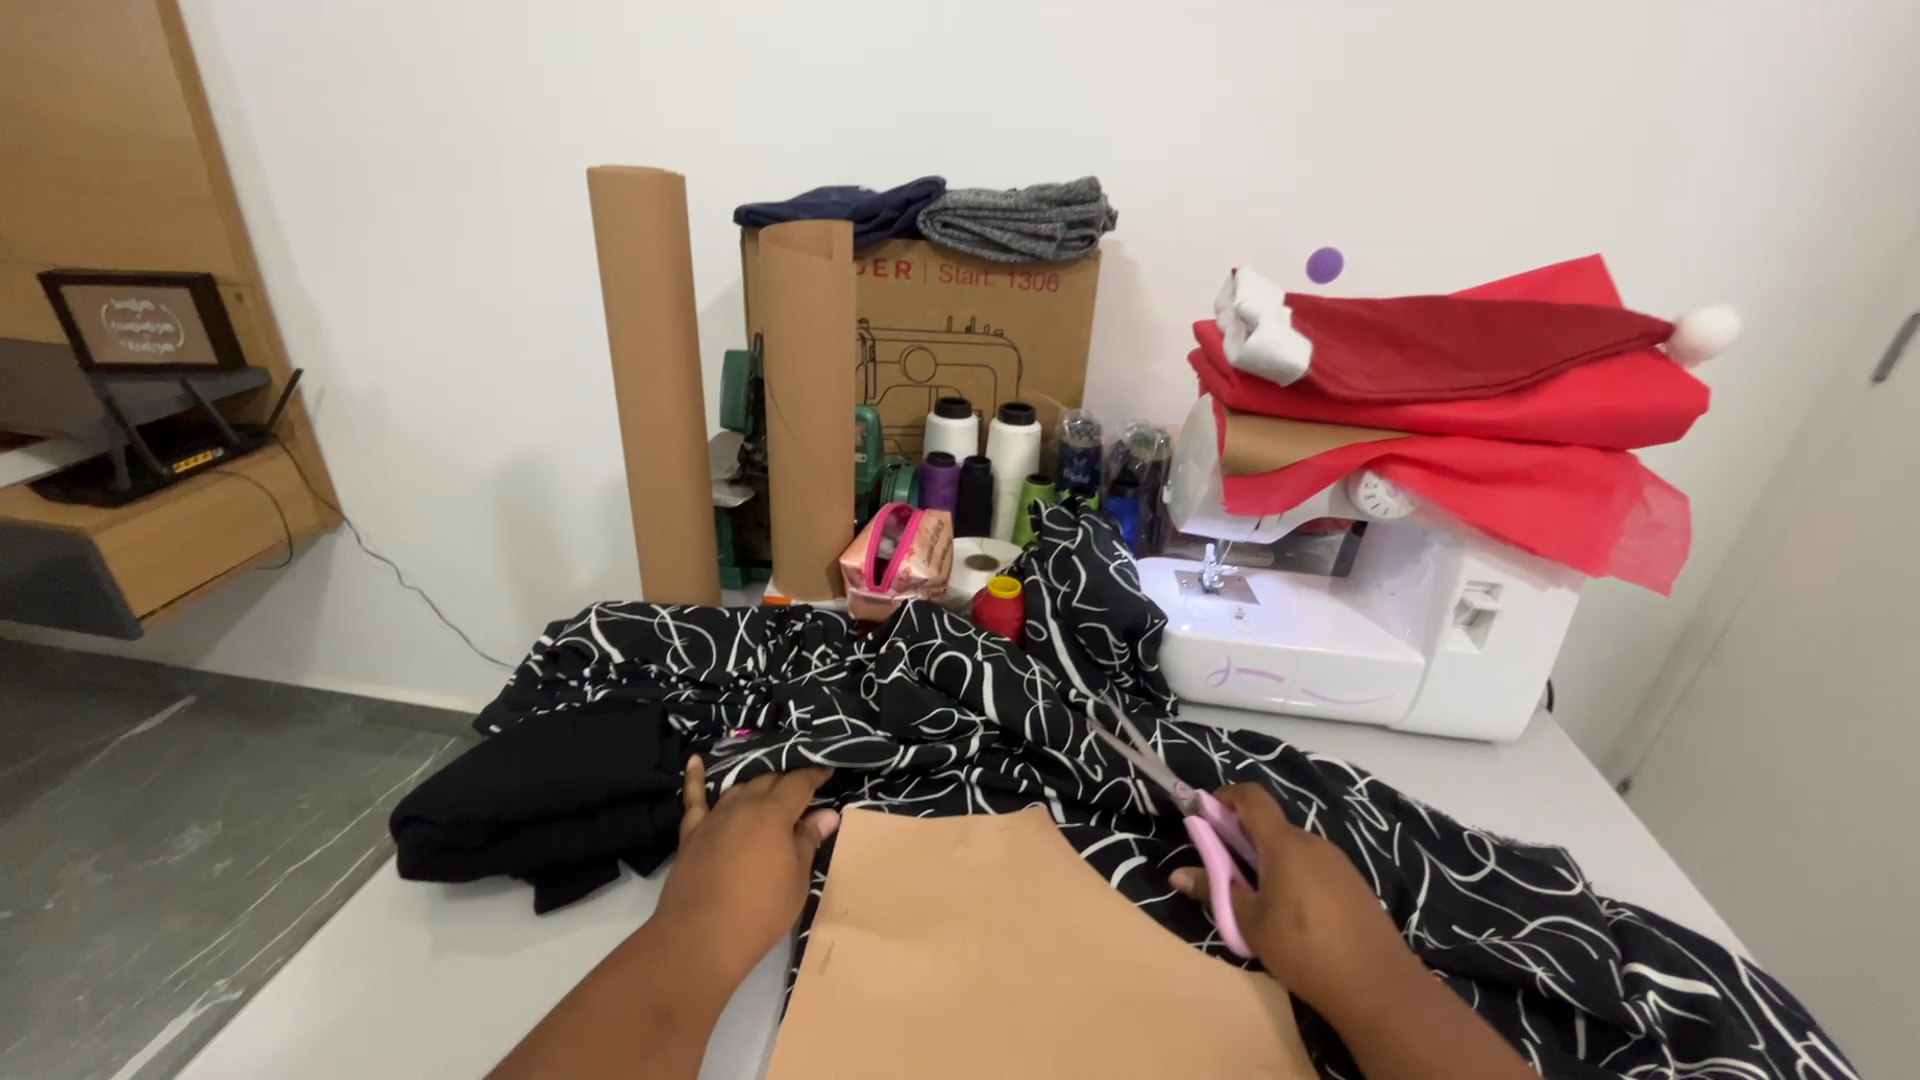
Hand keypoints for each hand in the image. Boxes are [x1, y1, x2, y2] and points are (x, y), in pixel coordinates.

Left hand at [652, 757, 840, 986]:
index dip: (815, 775)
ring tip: (769, 786)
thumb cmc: (760, 910)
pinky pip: (694, 799)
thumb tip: (828, 814)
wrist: (700, 939)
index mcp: (774, 812)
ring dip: (756, 785)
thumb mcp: (797, 879)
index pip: (799, 783)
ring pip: (739, 788)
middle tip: (803, 787)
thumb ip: (809, 840)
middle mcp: (744, 805)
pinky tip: (696, 761)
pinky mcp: (692, 834)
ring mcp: (715, 817)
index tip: (827, 771)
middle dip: (788, 780)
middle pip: (769, 781)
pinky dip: (695, 779)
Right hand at [1170, 783, 1425, 1018]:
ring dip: (1270, 861)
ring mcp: (1339, 863)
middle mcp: (1313, 843)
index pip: (1252, 797)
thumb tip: (1177, 875)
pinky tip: (1295, 916)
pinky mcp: (1355, 885)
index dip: (1226, 796)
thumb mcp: (1250, 923)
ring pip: (1293, 849)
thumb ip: (1215, 890)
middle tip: (1226, 871)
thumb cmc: (1305, 950)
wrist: (1381, 989)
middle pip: (1271, 826)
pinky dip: (1295, 877)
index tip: (1207, 813)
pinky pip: (1314, 867)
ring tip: (1260, 900)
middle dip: (1244, 839)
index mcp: (1285, 844)